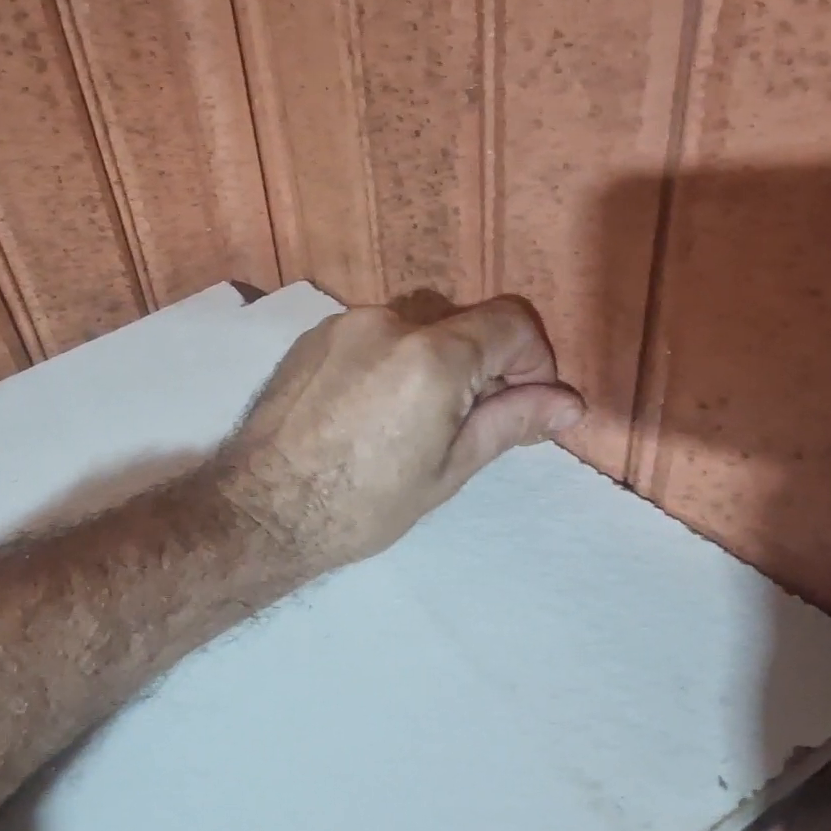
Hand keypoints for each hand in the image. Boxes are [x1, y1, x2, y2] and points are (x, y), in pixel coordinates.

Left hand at [220, 291, 585, 570]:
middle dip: (481, 361)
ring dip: (433, 358)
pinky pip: (372, 333)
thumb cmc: (361, 505)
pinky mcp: (312, 336)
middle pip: (462, 320)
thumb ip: (510, 422)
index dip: (534, 358)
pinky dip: (389, 358)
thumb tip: (570, 403)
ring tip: (412, 419)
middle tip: (467, 420)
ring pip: (415, 324)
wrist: (261, 509)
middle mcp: (389, 322)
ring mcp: (343, 324)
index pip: (512, 321)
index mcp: (433, 356)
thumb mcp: (447, 471)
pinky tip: (369, 409)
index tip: (524, 401)